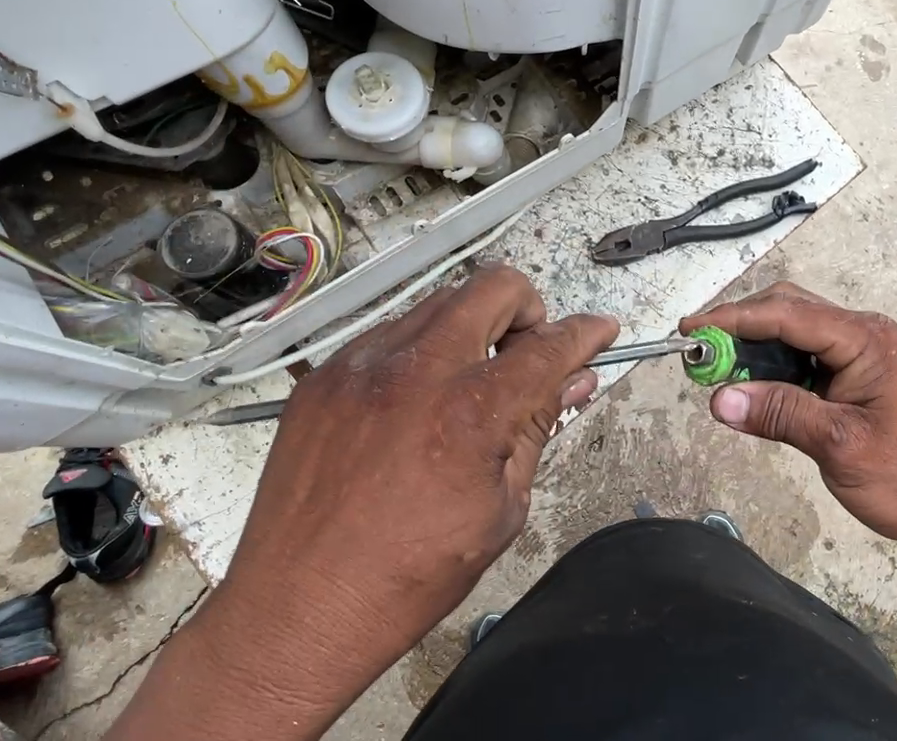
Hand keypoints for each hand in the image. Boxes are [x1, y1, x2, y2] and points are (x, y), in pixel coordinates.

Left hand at [210, 265, 616, 694]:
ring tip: (467, 383)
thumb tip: (575, 382)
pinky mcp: (323, 377)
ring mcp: (361, 365)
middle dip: (527, 310)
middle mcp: (416, 370)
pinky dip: (421, 351)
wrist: (295, 611)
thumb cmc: (410, 575)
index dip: (586, 334)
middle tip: (526, 353)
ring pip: (440, 302)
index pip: (548, 347)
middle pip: (494, 286)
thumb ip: (538, 430)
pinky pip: (389, 333)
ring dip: (471, 327)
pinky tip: (415, 401)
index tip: (601, 330)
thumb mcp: (501, 510)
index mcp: (470, 411)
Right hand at [681, 283, 896, 543]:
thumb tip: (719, 400)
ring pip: (792, 332)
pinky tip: (752, 388)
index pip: (786, 314)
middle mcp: (860, 333)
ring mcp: (859, 352)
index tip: (689, 331)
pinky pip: (804, 356)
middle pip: (787, 310)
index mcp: (863, 338)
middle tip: (699, 355)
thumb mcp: (840, 446)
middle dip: (739, 328)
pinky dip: (772, 367)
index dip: (732, 319)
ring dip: (753, 348)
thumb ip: (780, 415)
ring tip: (717, 374)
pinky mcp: (854, 374)